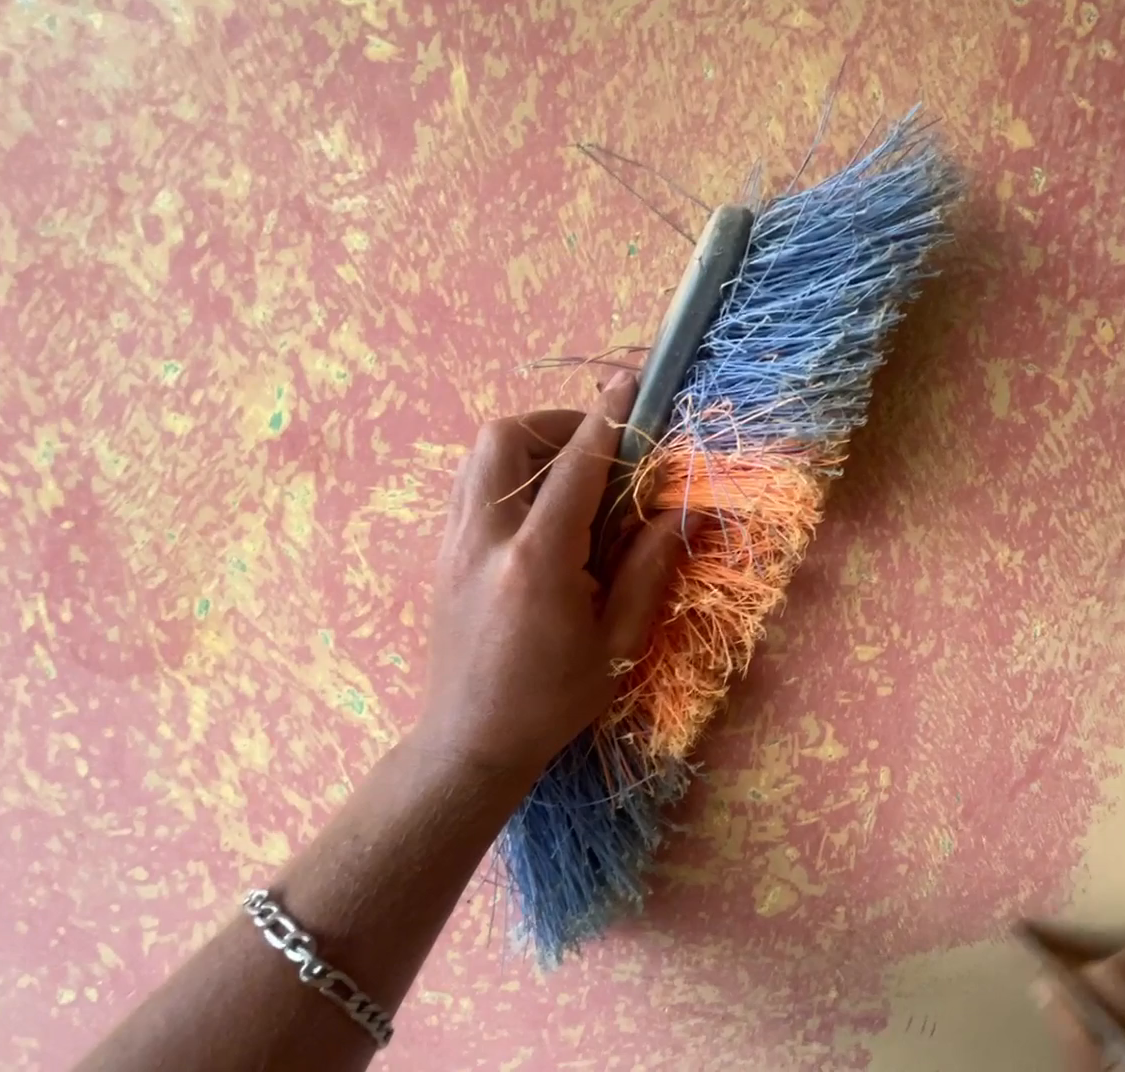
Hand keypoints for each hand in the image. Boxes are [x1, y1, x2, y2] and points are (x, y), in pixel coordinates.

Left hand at [416, 374, 689, 784]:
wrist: (470, 741)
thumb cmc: (554, 698)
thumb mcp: (619, 642)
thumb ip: (649, 569)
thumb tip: (681, 513)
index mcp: (538, 561)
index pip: (576, 467)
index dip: (607, 419)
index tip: (629, 382)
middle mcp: (485, 538)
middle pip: (504, 439)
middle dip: (556, 424)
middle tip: (600, 450)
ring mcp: (454, 543)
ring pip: (481, 456)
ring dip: (531, 446)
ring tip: (575, 479)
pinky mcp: (442, 553)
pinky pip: (473, 485)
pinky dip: (510, 474)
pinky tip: (542, 513)